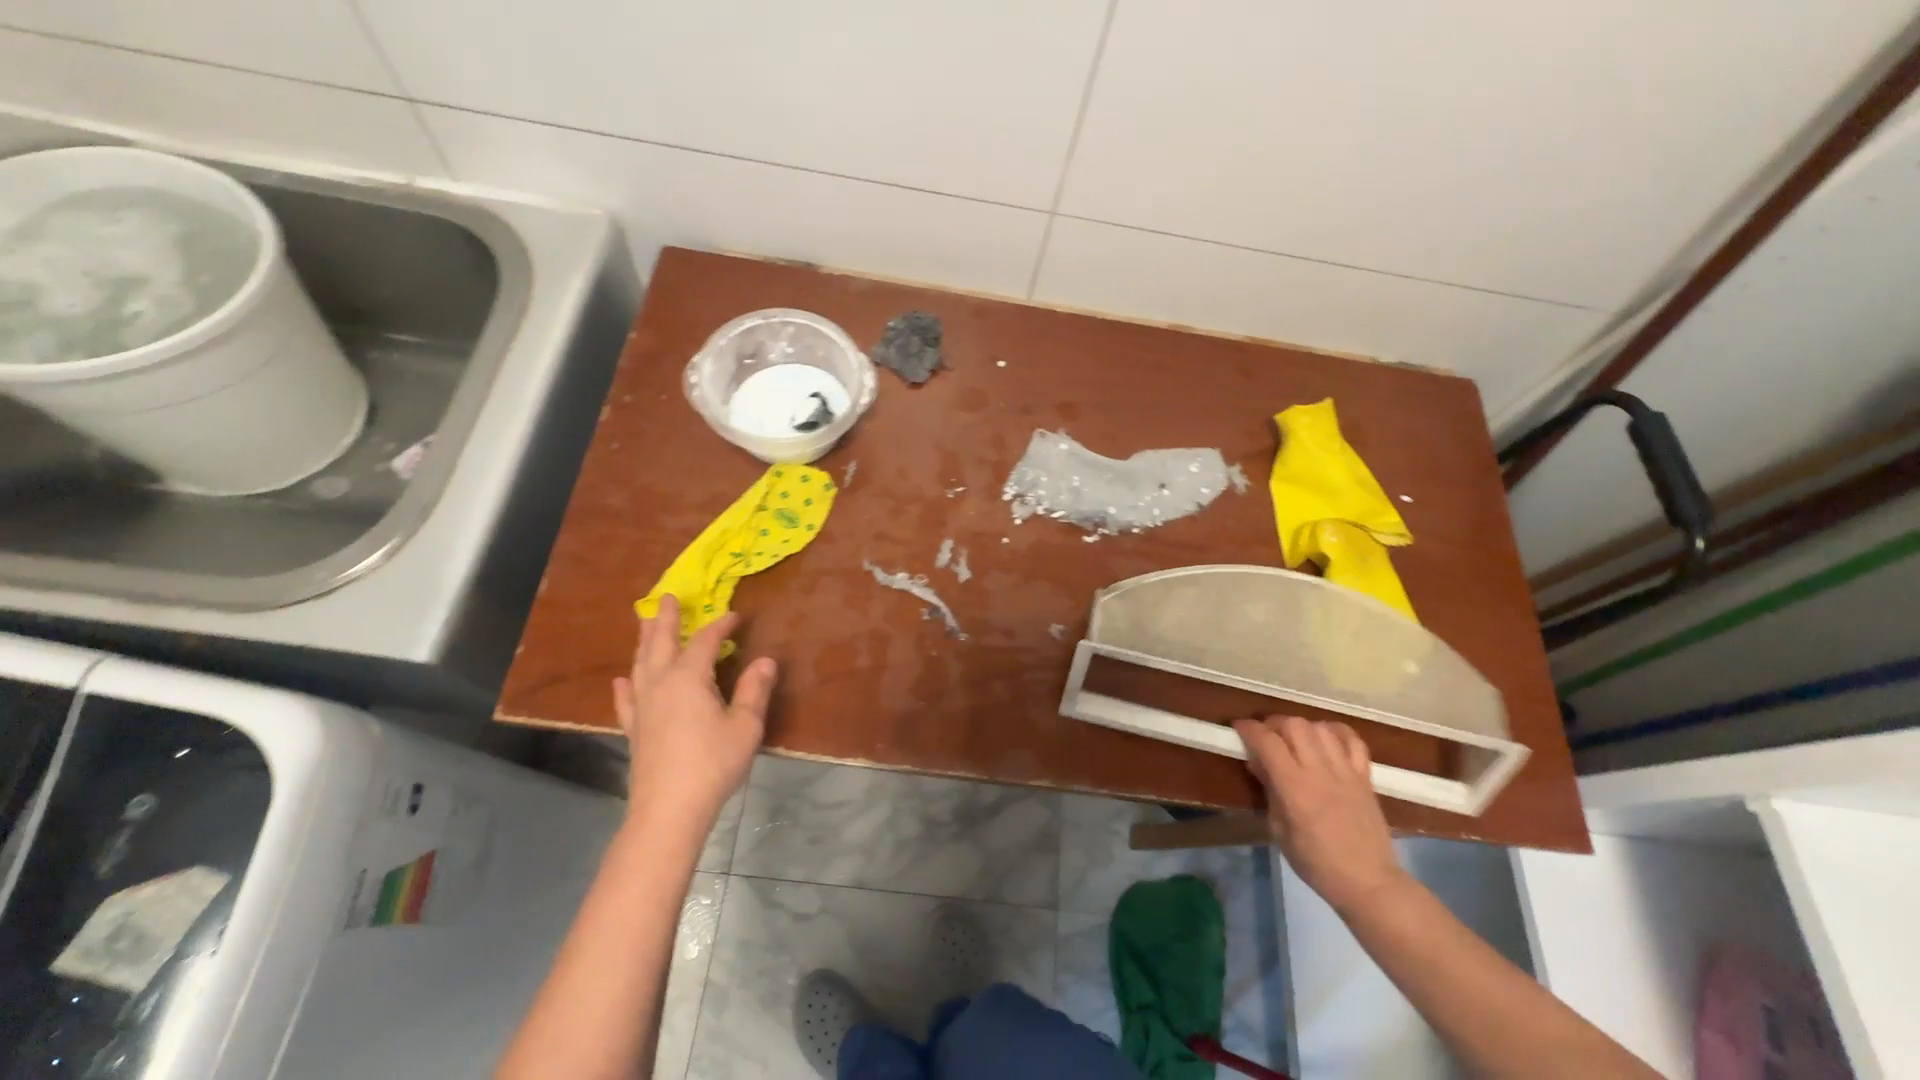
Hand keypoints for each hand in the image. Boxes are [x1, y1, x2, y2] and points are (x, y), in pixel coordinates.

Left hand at [614, 594, 776, 829]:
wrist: (669, 808)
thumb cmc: (713, 764)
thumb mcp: (745, 726)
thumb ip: (754, 691)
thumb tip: (765, 661)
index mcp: (689, 677)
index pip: (705, 641)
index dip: (720, 626)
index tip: (734, 615)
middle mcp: (660, 683)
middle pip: (661, 642)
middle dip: (666, 618)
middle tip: (668, 596)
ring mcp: (642, 706)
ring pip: (641, 663)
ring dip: (644, 641)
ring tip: (645, 622)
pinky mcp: (634, 729)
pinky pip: (626, 699)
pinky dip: (625, 685)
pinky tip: (622, 680)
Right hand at [1234, 715, 1409, 913]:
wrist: (1366, 880)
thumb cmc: (1315, 862)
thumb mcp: (1279, 830)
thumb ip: (1270, 791)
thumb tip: (1257, 763)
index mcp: (1294, 788)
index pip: (1267, 741)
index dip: (1249, 729)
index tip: (1239, 728)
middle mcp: (1320, 771)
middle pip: (1294, 725)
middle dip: (1274, 724)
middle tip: (1266, 737)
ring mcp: (1346, 771)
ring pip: (1321, 727)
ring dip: (1302, 727)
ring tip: (1294, 740)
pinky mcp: (1365, 776)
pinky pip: (1353, 740)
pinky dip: (1336, 732)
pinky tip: (1326, 739)